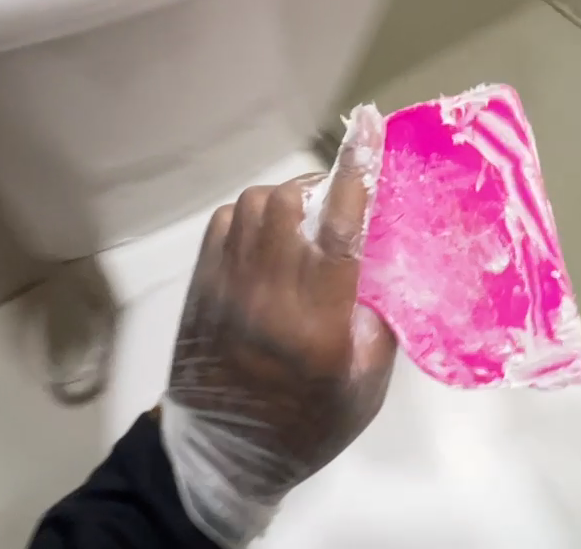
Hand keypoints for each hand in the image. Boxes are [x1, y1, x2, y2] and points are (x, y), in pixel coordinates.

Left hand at [160, 105, 397, 546]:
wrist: (222, 454)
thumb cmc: (305, 426)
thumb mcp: (365, 387)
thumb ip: (378, 320)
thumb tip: (375, 265)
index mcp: (318, 318)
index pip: (342, 226)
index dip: (358, 169)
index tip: (369, 125)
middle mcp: (269, 290)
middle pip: (288, 202)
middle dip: (314, 192)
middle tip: (329, 210)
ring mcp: (227, 283)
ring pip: (252, 205)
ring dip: (281, 203)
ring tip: (296, 227)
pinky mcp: (202, 283)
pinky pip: (224, 222)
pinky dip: (247, 218)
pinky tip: (260, 242)